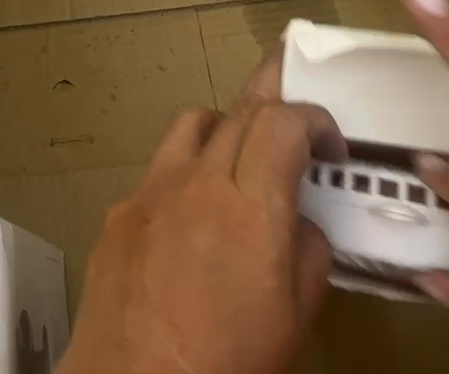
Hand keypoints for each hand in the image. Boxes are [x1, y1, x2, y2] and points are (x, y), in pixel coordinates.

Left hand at [58, 62, 347, 373]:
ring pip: (193, 122)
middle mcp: (199, 184)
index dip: (313, 119)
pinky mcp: (119, 209)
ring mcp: (151, 190)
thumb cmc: (226, 364)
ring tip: (240, 156)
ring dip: (227, 126)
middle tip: (295, 120)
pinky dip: (185, 172)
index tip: (329, 144)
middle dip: (276, 102)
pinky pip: (158, 168)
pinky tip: (190, 212)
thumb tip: (299, 221)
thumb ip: (308, 254)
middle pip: (241, 111)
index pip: (284, 123)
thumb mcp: (294, 318)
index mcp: (251, 210)